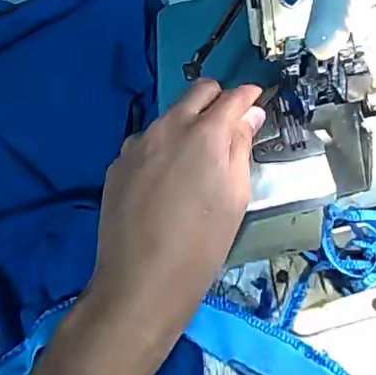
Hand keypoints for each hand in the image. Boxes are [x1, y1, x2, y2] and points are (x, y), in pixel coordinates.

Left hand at [86, 79, 264, 346]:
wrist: (140, 284)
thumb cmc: (203, 243)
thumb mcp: (237, 195)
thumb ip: (242, 146)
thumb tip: (249, 115)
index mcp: (205, 133)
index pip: (234, 96)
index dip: (250, 97)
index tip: (257, 104)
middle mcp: (169, 127)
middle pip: (200, 90)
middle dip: (219, 100)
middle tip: (229, 127)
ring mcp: (138, 143)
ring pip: (171, 114)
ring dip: (189, 124)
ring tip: (195, 161)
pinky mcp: (118, 163)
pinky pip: (147, 140)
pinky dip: (163, 147)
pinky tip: (166, 180)